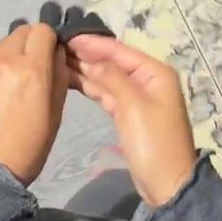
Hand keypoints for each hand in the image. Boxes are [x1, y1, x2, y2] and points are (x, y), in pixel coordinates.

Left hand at [0, 23, 69, 184]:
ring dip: (13, 53)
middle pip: (22, 30)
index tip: (52, 55)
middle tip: (35, 66)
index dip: (51, 40)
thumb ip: (58, 77)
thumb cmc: (27, 148)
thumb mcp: (55, 115)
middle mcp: (5, 60)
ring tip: (14, 81)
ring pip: (2, 44)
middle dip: (32, 42)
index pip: (43, 30)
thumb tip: (56, 55)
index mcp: (32, 69)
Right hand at [66, 35, 197, 205]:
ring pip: (107, 77)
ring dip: (85, 70)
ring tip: (57, 61)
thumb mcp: (133, 106)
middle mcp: (147, 80)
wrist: (166, 184)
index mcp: (155, 73)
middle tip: (55, 47)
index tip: (67, 36)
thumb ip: (112, 78)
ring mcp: (137, 97)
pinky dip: (90, 87)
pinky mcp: (128, 113)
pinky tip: (71, 80)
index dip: (94, 43)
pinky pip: (107, 93)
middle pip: (113, 62)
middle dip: (87, 55)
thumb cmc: (153, 142)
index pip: (120, 50)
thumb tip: (91, 58)